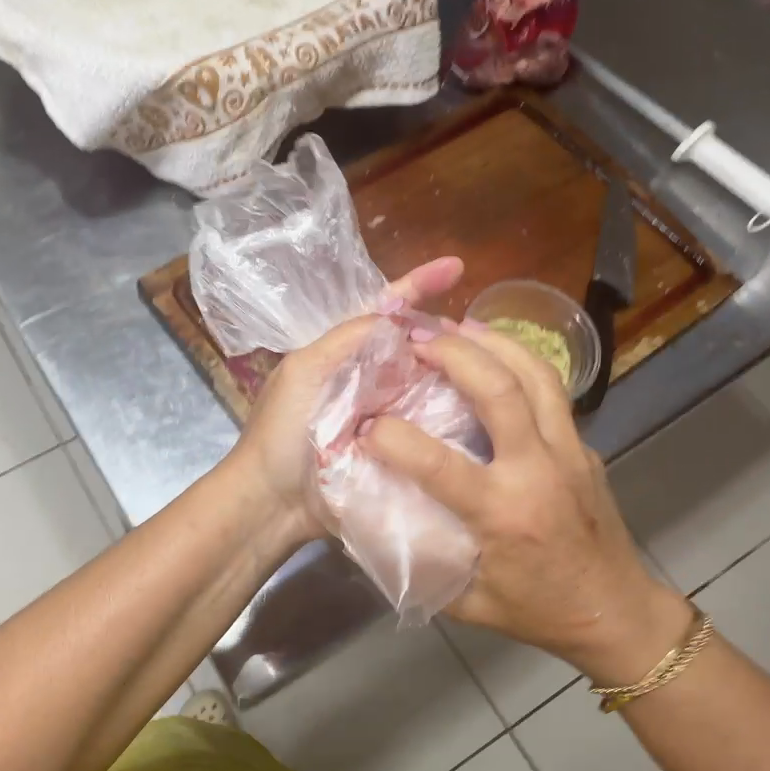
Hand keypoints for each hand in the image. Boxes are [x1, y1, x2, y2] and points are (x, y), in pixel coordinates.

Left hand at [225, 257, 463, 543]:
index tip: (456, 266)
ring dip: (459, 375)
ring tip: (496, 367)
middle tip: (486, 336)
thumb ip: (347, 338)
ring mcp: (387, 418)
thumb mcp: (305, 371)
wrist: (272, 504)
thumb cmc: (279, 433)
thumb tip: (398, 314)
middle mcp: (370, 381)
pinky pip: (432, 430)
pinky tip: (486, 412)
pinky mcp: (397, 453)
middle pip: (417, 348)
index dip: (418, 286)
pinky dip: (454, 419)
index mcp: (344, 355)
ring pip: (431, 386)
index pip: (385, 312)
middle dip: (449, 336)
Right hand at [362, 325, 690, 684]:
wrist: (617, 612)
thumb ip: (415, 563)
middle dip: (453, 354)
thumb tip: (366, 528)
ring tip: (456, 324)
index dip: (393, 439)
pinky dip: (519, 362)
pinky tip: (494, 356)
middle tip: (415, 338)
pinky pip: (552, 391)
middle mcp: (538, 471)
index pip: (438, 464)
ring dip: (493, 341)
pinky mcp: (583, 447)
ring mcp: (569, 452)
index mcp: (503, 514)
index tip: (365, 427)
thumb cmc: (536, 611)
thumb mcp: (465, 603)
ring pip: (536, 375)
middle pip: (499, 390)